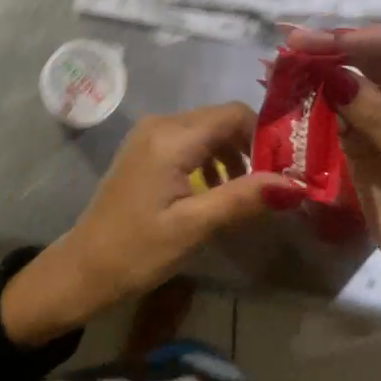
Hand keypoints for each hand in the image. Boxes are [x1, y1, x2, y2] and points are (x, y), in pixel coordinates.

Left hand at [0, 103, 301, 345]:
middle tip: (273, 184)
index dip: (265, 136)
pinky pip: (188, 140)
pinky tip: (215, 192)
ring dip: (231, 154)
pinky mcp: (144, 149)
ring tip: (246, 194)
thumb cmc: (139, 249)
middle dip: (251, 146)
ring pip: (206, 129)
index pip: (234, 114)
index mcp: (171, 136)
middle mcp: (160, 123)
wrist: (85, 266)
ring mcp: (148, 134)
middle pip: (220, 119)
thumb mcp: (195, 226)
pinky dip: (209, 158)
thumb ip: (243, 198)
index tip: (286, 168)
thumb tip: (295, 184)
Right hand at [290, 25, 380, 336]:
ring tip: (288, 59)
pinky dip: (315, 94)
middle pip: (376, 55)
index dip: (371, 37)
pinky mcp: (361, 133)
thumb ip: (379, 116)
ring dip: (321, 65)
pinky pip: (336, 104)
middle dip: (338, 46)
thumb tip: (335, 76)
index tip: (330, 41)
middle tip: (297, 42)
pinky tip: (293, 85)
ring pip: (352, 75)